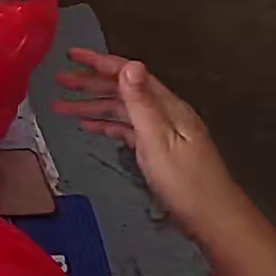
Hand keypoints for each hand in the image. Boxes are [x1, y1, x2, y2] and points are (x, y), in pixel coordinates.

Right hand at [52, 48, 255, 233]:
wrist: (214, 220)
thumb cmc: (187, 183)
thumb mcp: (158, 139)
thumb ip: (142, 102)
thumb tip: (130, 66)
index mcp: (166, 106)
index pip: (128, 74)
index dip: (98, 62)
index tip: (73, 55)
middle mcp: (164, 113)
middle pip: (121, 90)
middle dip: (89, 82)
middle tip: (60, 80)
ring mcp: (161, 131)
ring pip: (120, 109)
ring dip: (91, 105)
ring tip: (63, 106)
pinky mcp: (157, 148)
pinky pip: (125, 127)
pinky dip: (105, 123)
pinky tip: (89, 125)